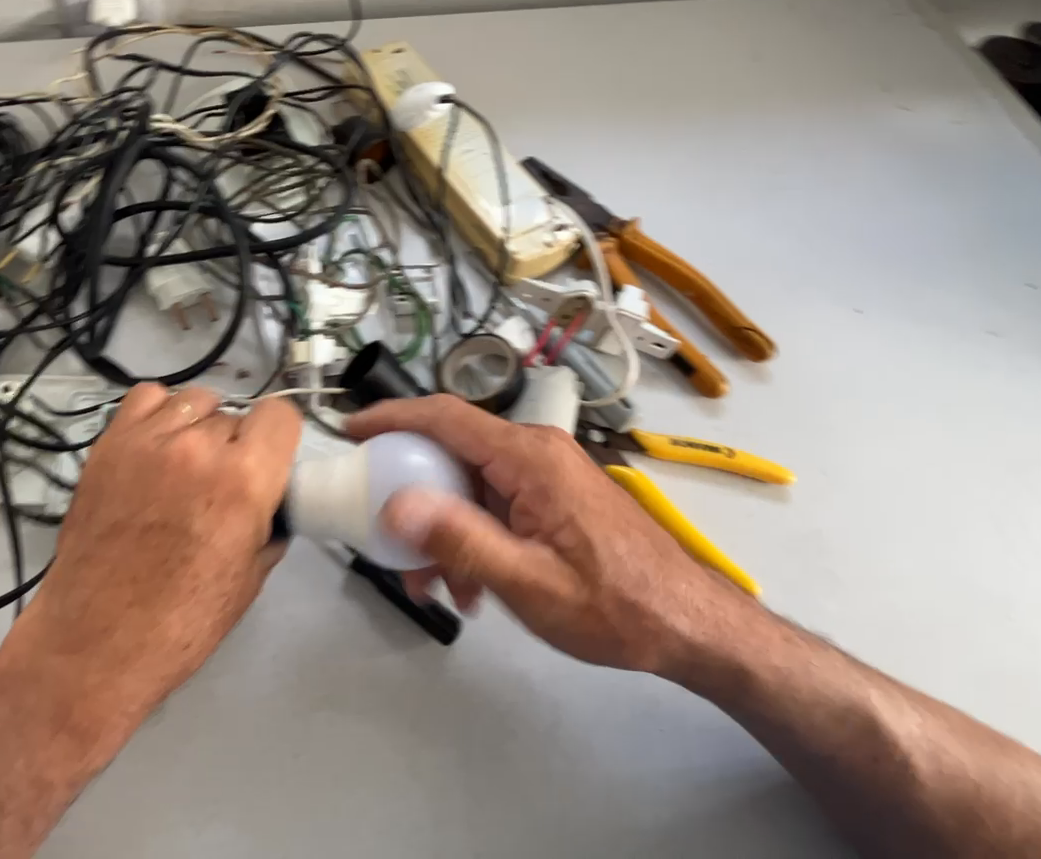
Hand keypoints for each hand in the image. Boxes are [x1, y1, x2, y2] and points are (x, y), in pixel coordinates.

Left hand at [16, 383, 299, 707]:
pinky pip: (146, 398)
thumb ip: (269, 523)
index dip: (279, 438)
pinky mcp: (110, 444)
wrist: (96, 639)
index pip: (280, 415)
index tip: (270, 460)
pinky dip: (158, 414)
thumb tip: (270, 501)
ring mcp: (149, 440)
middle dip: (236, 446)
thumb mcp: (250, 577)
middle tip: (220, 485)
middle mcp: (199, 447)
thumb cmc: (182, 621)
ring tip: (186, 464)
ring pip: (194, 401)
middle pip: (236, 415)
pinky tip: (157, 446)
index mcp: (244, 480)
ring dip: (199, 426)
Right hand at [349, 395, 747, 676]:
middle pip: (450, 451)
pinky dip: (470, 535)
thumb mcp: (529, 582)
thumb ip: (461, 540)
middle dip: (412, 494)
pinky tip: (471, 585)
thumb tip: (395, 505)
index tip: (349, 430)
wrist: (691, 625)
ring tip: (434, 584)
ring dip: (441, 526)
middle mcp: (534, 452)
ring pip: (468, 483)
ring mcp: (544, 474)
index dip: (390, 416)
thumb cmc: (616, 605)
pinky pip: (492, 503)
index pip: (444, 415)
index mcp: (529, 457)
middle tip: (386, 540)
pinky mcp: (550, 497)